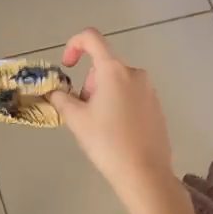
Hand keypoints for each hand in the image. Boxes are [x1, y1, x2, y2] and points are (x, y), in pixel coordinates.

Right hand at [47, 29, 179, 213]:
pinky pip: (131, 96)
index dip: (73, 45)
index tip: (67, 67)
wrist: (145, 175)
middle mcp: (135, 74)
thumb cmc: (107, 142)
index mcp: (114, 70)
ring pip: (117, 82)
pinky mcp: (157, 108)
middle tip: (84, 111)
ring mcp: (150, 91)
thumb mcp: (75, 118)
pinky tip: (117, 132)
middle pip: (103, 66)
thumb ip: (60, 97)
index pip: (91, 38)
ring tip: (100, 125)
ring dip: (103, 95)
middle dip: (89, 83)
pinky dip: (119, 105)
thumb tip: (55, 91)